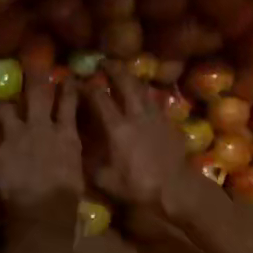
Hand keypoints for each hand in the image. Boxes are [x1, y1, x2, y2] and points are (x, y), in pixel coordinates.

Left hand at [0, 79, 83, 234]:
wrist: (42, 211)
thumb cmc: (67, 198)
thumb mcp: (78, 169)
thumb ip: (71, 150)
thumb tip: (69, 142)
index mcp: (66, 134)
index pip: (68, 102)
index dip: (67, 87)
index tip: (66, 76)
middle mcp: (40, 128)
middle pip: (37, 94)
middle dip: (33, 75)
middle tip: (29, 62)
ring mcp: (16, 137)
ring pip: (5, 108)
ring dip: (0, 100)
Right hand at [84, 66, 188, 211]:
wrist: (175, 190)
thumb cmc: (137, 186)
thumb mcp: (104, 179)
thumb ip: (88, 161)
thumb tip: (76, 147)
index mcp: (117, 127)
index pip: (99, 98)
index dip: (86, 87)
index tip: (77, 82)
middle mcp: (136, 115)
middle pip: (125, 83)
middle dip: (113, 69)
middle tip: (104, 62)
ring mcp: (155, 117)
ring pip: (143, 88)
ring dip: (132, 78)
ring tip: (125, 73)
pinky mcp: (169, 122)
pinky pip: (156, 101)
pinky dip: (147, 94)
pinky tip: (145, 96)